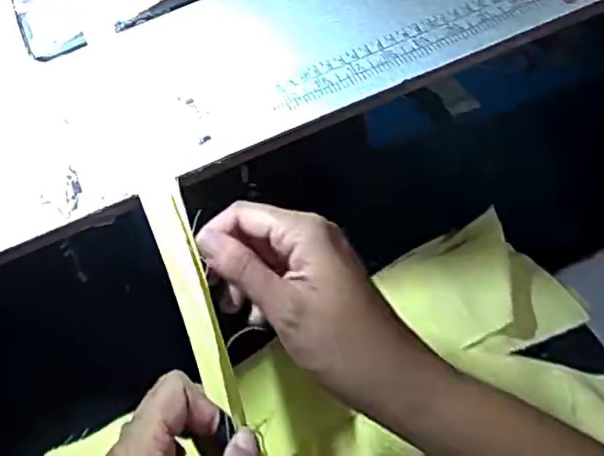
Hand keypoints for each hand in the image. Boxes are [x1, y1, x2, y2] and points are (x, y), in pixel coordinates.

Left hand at [107, 371, 258, 455]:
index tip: (233, 439)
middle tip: (229, 452)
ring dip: (196, 443)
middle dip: (205, 425)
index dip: (209, 408)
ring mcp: (126, 453)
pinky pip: (155, 446)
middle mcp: (125, 442)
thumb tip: (247, 438)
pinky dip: (180, 452)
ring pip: (163, 429)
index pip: (175, 386)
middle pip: (170, 404)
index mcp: (137, 437)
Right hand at [195, 203, 450, 412]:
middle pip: (252, 230)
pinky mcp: (322, 274)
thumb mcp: (283, 308)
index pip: (241, 214)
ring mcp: (319, 254)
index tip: (199, 265)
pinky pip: (280, 267)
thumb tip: (206, 240)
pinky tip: (259, 314)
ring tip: (238, 308)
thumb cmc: (345, 349)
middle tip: (221, 294)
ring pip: (263, 250)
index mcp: (303, 231)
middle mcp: (311, 233)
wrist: (404, 389)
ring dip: (245, 276)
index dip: (215, 235)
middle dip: (231, 259)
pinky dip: (264, 285)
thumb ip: (240, 267)